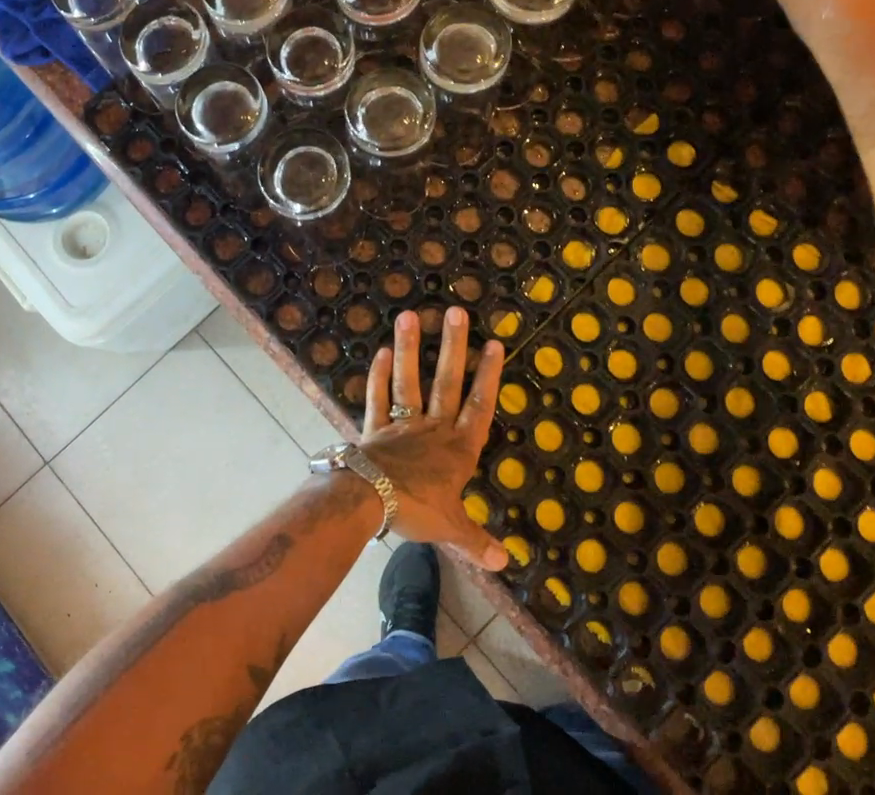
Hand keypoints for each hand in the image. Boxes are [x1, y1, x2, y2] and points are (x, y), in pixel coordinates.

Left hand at [358, 308, 508, 570]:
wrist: (369, 502)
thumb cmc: (416, 511)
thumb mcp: (451, 529)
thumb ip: (476, 541)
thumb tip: (505, 562)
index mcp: (458, 450)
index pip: (479, 407)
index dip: (489, 377)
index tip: (495, 344)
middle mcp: (433, 430)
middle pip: (446, 383)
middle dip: (454, 348)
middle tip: (457, 312)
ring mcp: (401, 426)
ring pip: (408, 382)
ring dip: (409, 350)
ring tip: (409, 315)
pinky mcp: (374, 430)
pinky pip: (376, 400)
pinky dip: (376, 378)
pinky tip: (377, 353)